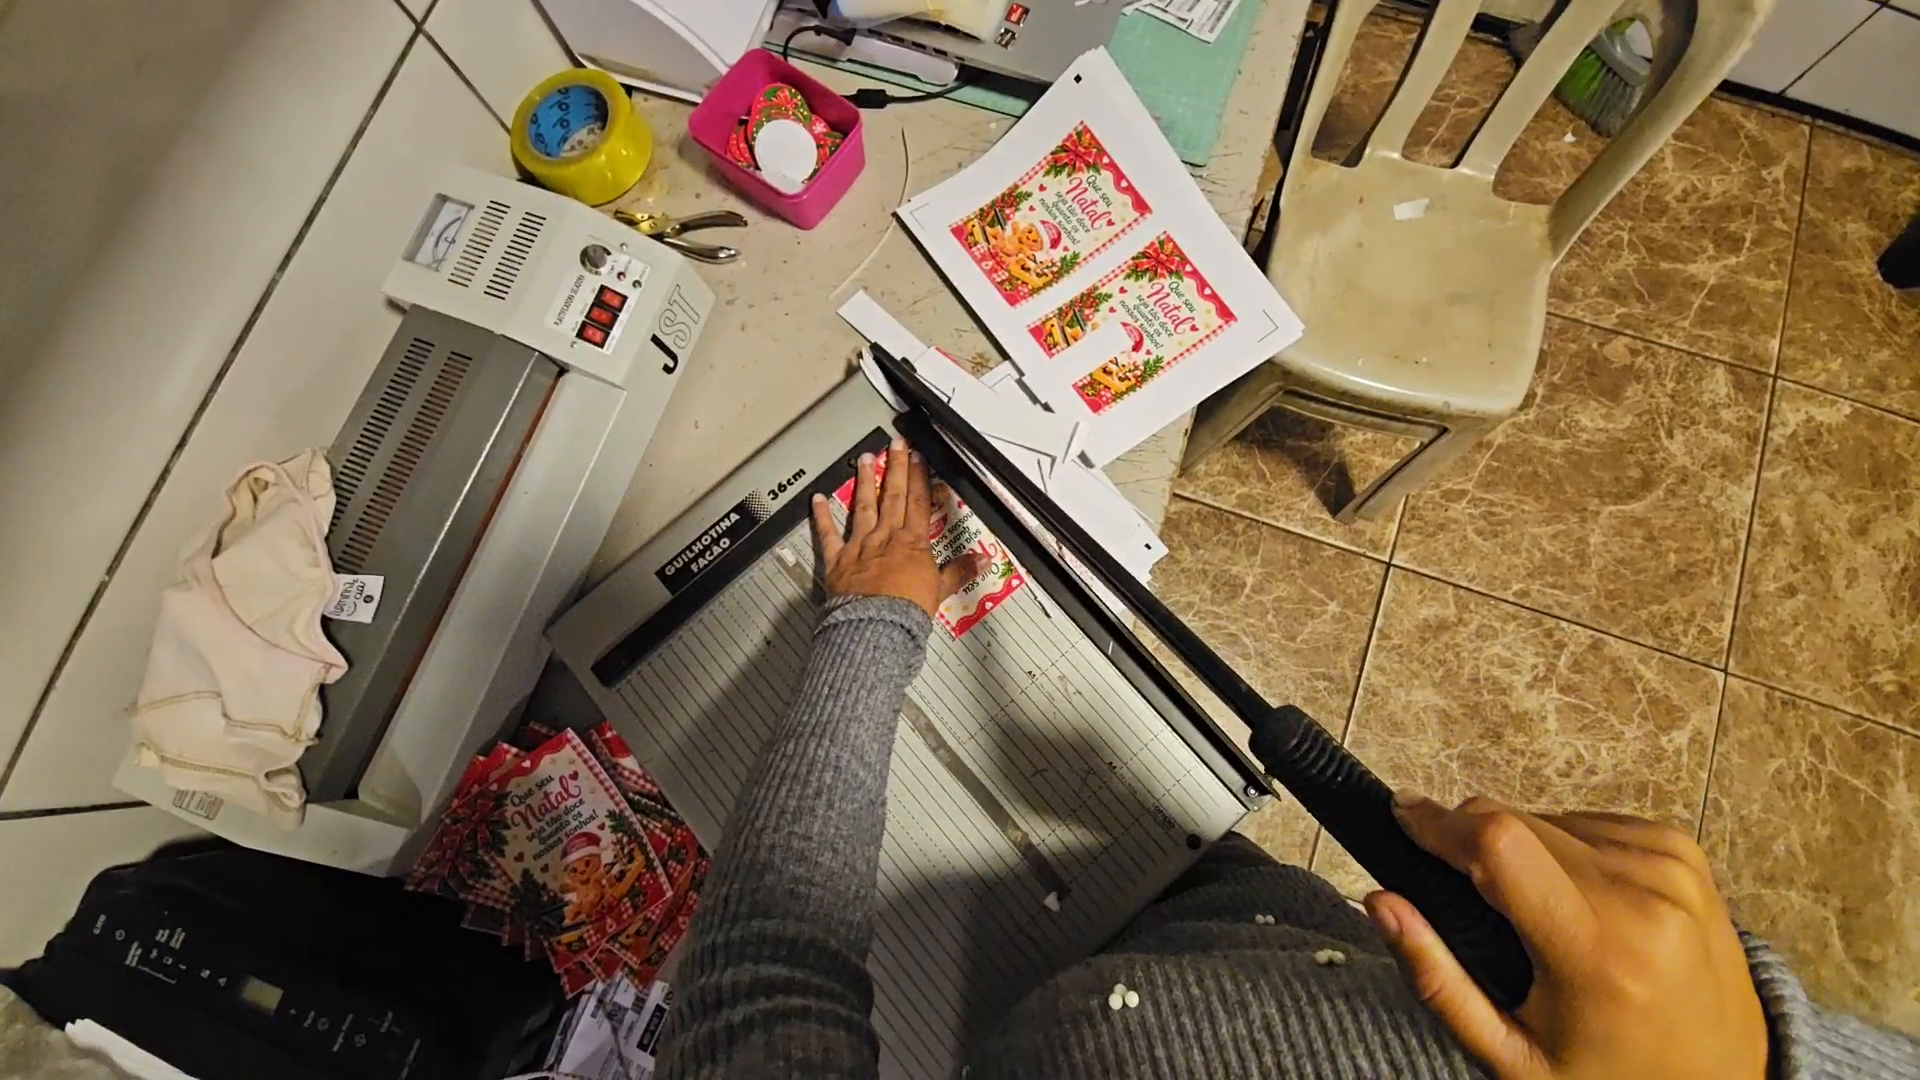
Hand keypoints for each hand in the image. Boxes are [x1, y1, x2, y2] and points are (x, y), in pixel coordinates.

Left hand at [809, 438, 984, 617]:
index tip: (917, 457)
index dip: (918, 477)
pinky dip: (821, 516)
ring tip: (865, 459)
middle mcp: (885, 538)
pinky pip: (827, 534)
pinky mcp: (838, 560)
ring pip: (863, 506)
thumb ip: (958, 571)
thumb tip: (981, 561)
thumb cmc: (906, 612)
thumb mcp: (940, 590)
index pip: (917, 502)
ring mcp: (860, 546)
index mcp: (912, 543)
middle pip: (892, 495)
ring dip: (864, 481)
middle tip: (895, 444)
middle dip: (895, 467)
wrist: (875, 627)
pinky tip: (817, 498)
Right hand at [1365, 796, 1767, 1079]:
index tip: (1401, 816)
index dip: (1439, 821)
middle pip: (1509, 823)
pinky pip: (1578, 820)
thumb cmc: (1606, 1072)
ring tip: (1531, 904)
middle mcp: (1643, 898)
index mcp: (1600, 954)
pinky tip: (1572, 891)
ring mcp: (1670, 868)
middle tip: (1470, 894)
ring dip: (1513, 845)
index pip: (1498, 843)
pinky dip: (1556, 844)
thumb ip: (1435, 977)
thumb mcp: (1510, 1054)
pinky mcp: (1681, 850)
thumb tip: (1376, 899)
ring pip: (1538, 817)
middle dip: (1468, 842)